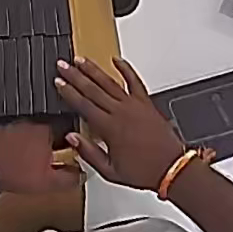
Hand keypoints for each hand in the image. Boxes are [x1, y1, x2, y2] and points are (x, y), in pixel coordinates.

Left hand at [0, 120, 80, 194]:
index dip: (69, 143)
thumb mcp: (49, 182)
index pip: (64, 131)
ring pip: (26, 134)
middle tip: (47, 162)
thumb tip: (81, 175)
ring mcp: (9, 126)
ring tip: (27, 163)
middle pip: (44, 132)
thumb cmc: (15, 174)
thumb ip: (70, 177)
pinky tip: (11, 160)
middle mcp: (26, 124)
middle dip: (48, 145)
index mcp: (43, 132)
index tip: (68, 153)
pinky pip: (9, 137)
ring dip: (29, 145)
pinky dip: (12, 146)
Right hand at [55, 57, 188, 191]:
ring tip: (80, 59)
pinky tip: (117, 60)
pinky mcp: (146, 103)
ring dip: (93, 69)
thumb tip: (72, 138)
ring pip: (108, 82)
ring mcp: (133, 105)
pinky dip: (126, 69)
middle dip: (74, 75)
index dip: (68, 92)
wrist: (173, 169)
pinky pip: (135, 81)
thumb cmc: (144, 171)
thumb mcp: (110, 171)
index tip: (58, 82)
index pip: (82, 104)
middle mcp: (120, 112)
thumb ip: (89, 153)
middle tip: (63, 64)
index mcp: (109, 128)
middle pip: (92, 89)